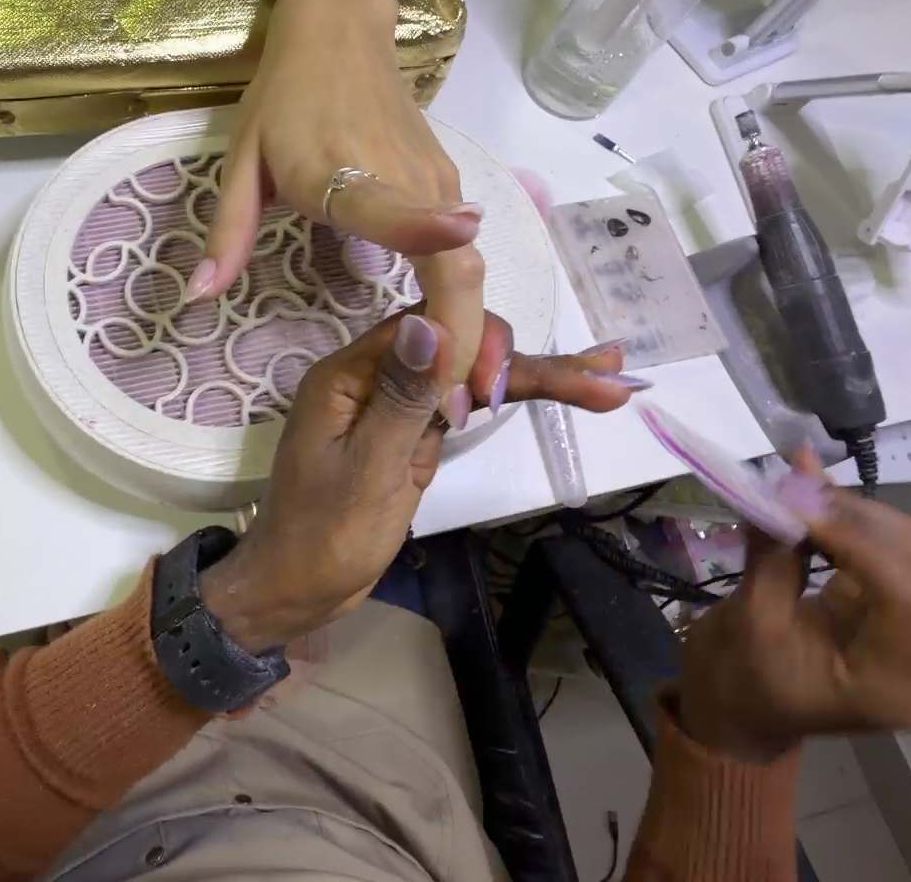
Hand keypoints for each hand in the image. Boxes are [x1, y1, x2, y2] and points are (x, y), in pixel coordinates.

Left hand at [190, 0, 493, 405]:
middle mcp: (401, 176)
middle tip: (450, 410)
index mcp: (335, 170)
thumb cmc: (283, 98)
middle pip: (453, 262)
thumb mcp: (241, 162)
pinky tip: (451, 339)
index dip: (421, 232)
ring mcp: (434, 179)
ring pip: (469, 263)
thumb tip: (197, 297)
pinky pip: (465, 251)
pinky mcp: (447, 180)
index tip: (453, 276)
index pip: (385, 205)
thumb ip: (228, 232)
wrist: (339, 31)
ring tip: (457, 394)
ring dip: (471, 329)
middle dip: (461, 339)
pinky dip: (465, 299)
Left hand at [198, 313, 640, 651]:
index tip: (498, 387)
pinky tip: (561, 388)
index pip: (421, 326)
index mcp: (347, 375)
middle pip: (454, 344)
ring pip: (467, 373)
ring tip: (609, 379)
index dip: (473, 339)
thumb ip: (403, 398)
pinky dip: (508, 399)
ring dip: (534, 374)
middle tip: (597, 383)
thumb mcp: (369, 470)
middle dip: (517, 360)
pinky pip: (462, 404)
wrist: (300, 588)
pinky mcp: (412, 430)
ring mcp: (395, 402)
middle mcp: (371, 377)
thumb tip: (431, 323)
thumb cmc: (325, 536)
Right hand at [677, 459, 910, 762]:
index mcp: (893, 687)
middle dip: (868, 522)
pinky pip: (903, 569)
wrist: (736, 715)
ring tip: (809, 495)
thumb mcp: (748, 618)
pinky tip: (822, 511)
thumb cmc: (736, 678)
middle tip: (802, 488)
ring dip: (869, 521)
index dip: (862, 540)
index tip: (799, 501)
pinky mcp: (904, 628)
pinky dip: (864, 533)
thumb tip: (785, 484)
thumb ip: (775, 553)